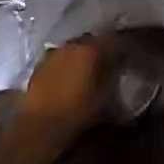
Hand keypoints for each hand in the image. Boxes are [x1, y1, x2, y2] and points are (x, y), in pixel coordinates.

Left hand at [8, 37, 108, 153]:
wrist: (40, 125)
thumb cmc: (77, 112)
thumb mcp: (104, 96)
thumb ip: (112, 75)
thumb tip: (117, 65)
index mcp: (90, 50)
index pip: (110, 39)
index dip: (119, 46)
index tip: (124, 54)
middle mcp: (71, 45)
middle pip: (89, 40)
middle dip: (98, 49)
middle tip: (104, 62)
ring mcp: (53, 53)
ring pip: (72, 48)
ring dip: (80, 56)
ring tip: (84, 70)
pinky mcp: (39, 64)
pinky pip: (58, 58)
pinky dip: (64, 64)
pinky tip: (66, 77)